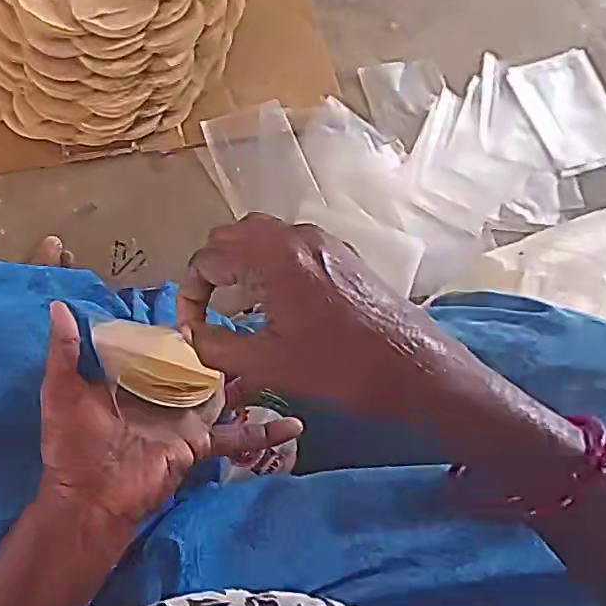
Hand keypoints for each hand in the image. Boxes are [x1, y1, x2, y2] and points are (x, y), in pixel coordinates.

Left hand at [37, 301, 301, 528]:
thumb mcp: (61, 393)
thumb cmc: (72, 446)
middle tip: (255, 320)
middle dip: (221, 347)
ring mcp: (184, 418)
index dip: (178, 326)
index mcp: (132, 376)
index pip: (159, 344)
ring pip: (223, 394)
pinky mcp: (198, 444)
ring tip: (285, 358)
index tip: (203, 299)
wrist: (89, 501)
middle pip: (198, 365)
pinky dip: (263, 434)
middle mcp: (162, 393)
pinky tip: (294, 425)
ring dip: (250, 380)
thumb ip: (64, 351)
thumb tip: (58, 306)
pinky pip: (234, 437)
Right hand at [178, 216, 584, 484]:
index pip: (206, 257)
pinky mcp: (341, 255)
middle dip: (211, 273)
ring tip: (238, 310)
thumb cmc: (339, 368)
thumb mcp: (266, 363)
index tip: (191, 327)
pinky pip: (289, 248)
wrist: (417, 369)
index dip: (189, 294)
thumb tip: (190, 334)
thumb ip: (214, 346)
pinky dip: (268, 268)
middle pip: (231, 237)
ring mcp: (323, 241)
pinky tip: (275, 306)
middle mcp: (296, 236)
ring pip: (261, 239)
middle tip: (210, 312)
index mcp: (273, 255)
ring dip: (239, 268)